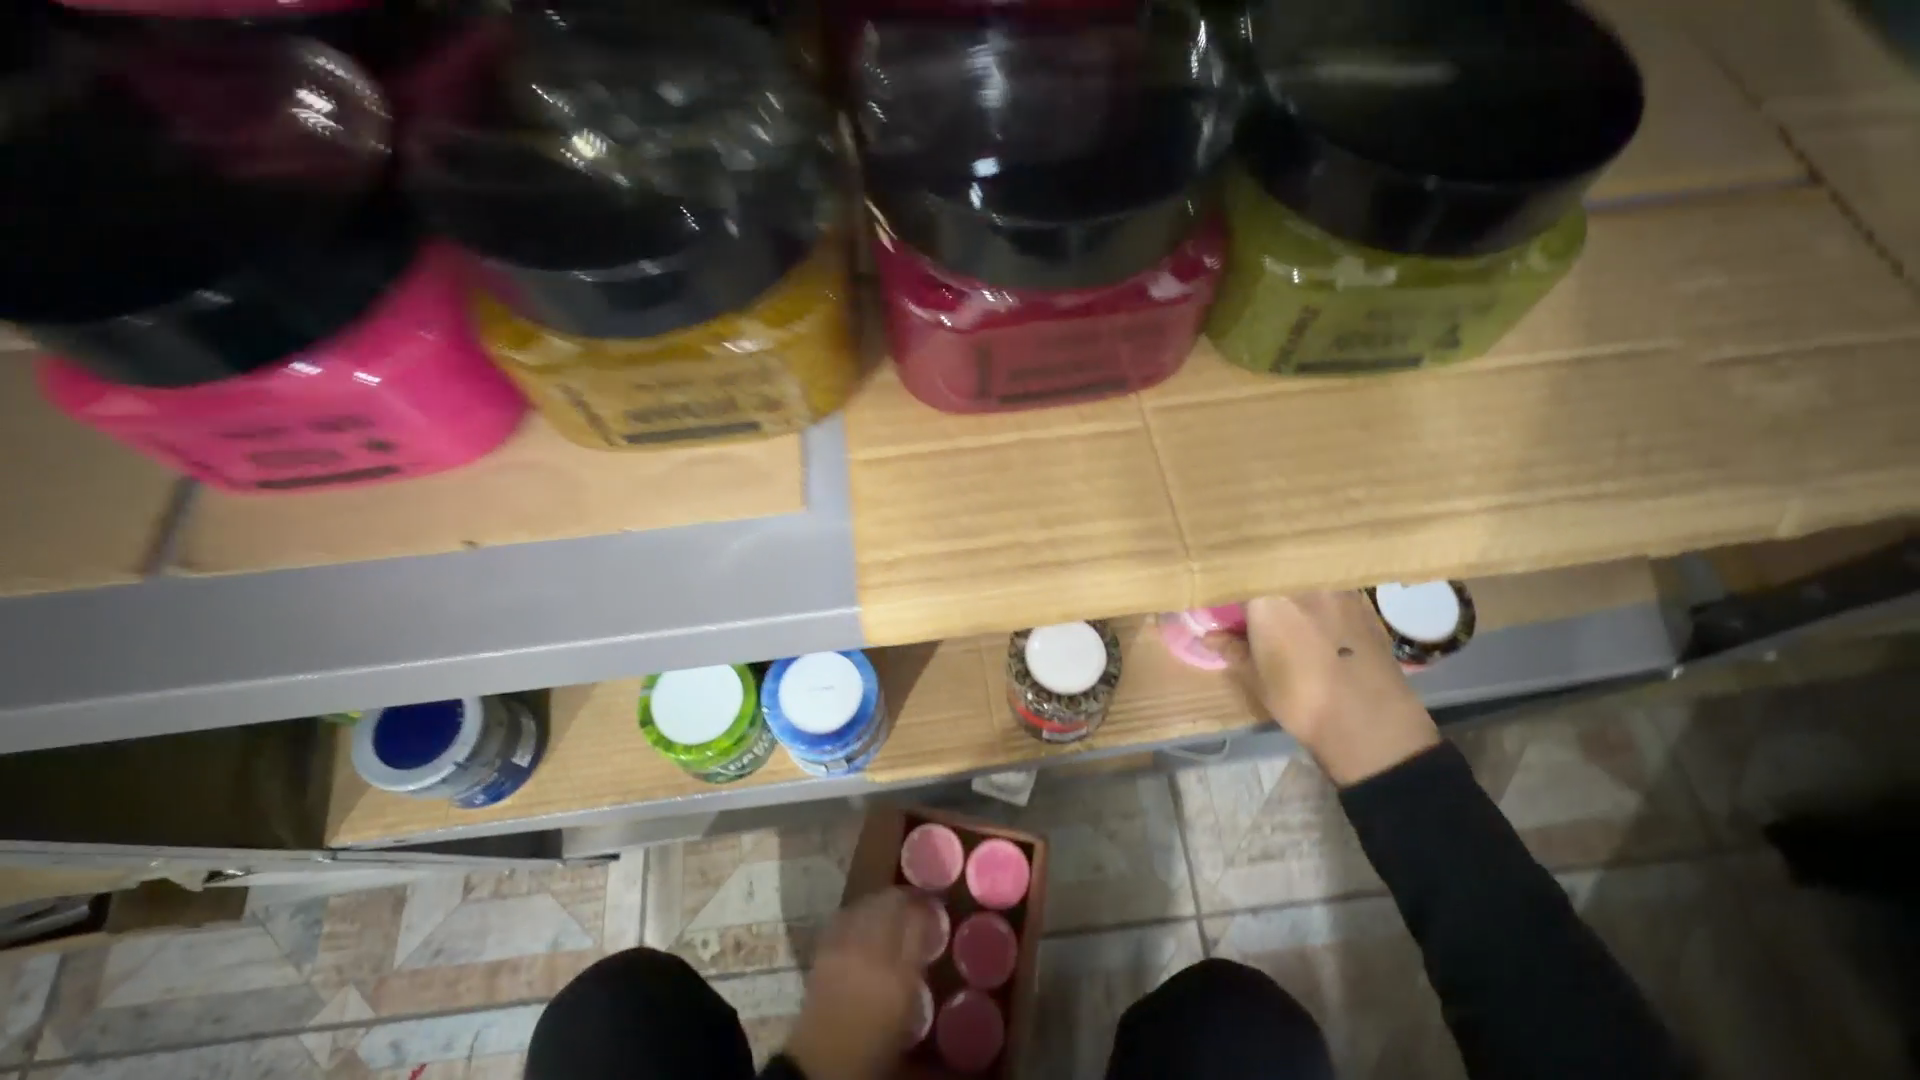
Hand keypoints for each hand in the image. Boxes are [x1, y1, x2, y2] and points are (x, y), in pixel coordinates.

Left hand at [785, 888, 930, 1079]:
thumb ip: (916, 975)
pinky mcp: (823, 950)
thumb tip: (923, 946)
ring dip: (881, 900)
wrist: (823, 1064)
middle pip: (890, 904)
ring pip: (866, 904)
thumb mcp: (906, 1017)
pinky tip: (863, 917)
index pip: (917, 922)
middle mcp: (872, 952)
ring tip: (891, 906)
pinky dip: (857, 911)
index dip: (928, 907)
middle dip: (906, 897)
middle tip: (917, 901)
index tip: (936, 905)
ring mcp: (844, 947)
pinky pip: (844, 916)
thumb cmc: (872, 1050)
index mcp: (899, 975)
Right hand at [1213, 592, 1439, 785]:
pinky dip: (1321, 603)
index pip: (1239, 580)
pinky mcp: (1364, 602)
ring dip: (1294, 592)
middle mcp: (1302, 582)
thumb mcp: (1256, 679)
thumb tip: (1210, 636)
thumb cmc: (1301, 700)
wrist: (1370, 721)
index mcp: (1266, 597)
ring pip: (1306, 579)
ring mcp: (1337, 588)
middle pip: (1274, 573)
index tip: (1228, 609)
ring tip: (1292, 619)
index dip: (1231, 594)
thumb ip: (1233, 650)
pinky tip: (1321, 627)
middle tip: (1257, 613)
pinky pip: (1333, 592)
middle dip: (1263, 589)